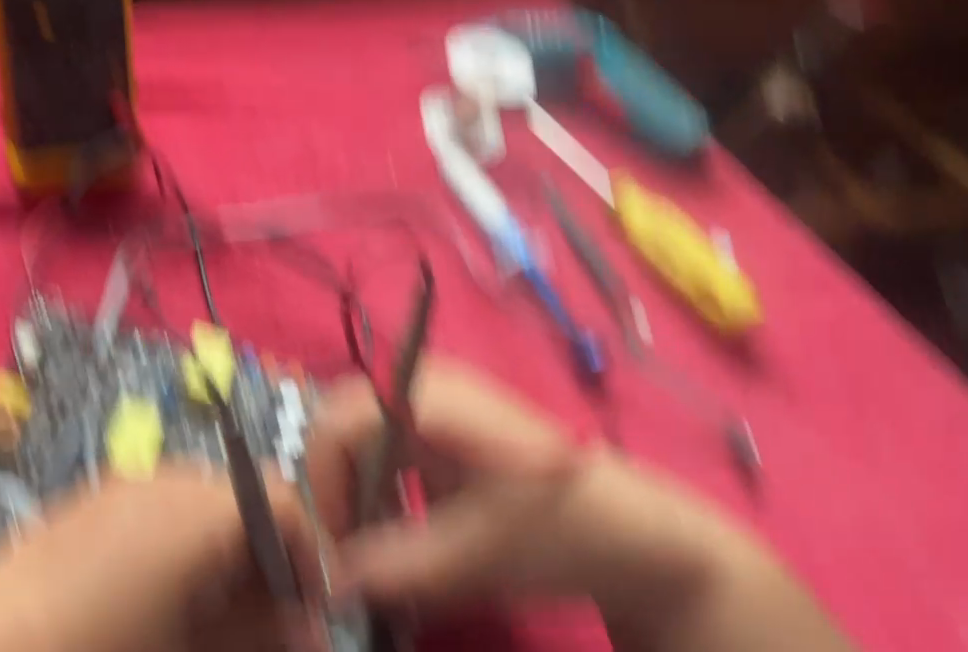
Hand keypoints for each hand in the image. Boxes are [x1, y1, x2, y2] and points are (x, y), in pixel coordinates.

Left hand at [0, 465, 322, 651]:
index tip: (311, 604)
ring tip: (221, 605)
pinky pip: (161, 500)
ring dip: (227, 541)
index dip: (308, 548)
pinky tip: (171, 588)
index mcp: (193, 508)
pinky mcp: (96, 495)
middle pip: (242, 492)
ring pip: (202, 495)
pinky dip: (185, 534)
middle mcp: (162, 479)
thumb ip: (256, 631)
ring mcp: (124, 482)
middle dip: (267, 548)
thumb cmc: (101, 645)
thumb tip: (306, 626)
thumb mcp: (193, 645)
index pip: (279, 498)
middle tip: (271, 613)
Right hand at [304, 361, 850, 651]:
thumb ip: (401, 567)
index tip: (338, 542)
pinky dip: (376, 489)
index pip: (339, 419)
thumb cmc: (564, 532)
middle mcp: (421, 385)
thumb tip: (330, 583)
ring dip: (353, 490)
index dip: (325, 479)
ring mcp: (429, 402)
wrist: (642, 536)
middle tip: (349, 544)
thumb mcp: (481, 556)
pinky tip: (398, 528)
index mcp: (432, 397)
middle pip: (340, 421)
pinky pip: (380, 448)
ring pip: (355, 436)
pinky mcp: (437, 428)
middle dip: (334, 484)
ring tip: (373, 544)